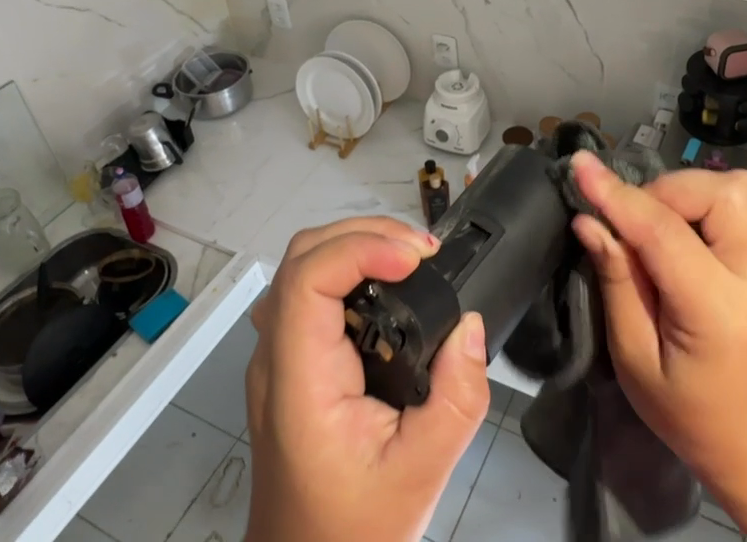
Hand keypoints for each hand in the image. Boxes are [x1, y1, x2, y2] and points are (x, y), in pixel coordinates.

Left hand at [244, 217, 490, 541]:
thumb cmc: (354, 530)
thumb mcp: (422, 473)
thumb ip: (456, 400)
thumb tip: (469, 326)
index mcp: (298, 382)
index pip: (307, 278)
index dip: (359, 247)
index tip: (416, 258)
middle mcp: (276, 358)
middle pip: (302, 256)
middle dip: (364, 234)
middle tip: (423, 252)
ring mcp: (277, 357)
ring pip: (303, 267)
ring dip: (356, 245)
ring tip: (413, 261)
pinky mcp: (291, 361)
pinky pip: (311, 292)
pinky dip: (351, 270)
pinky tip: (391, 285)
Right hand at [567, 152, 746, 483]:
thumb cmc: (684, 411)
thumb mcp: (634, 359)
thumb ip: (617, 283)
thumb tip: (589, 222)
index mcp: (718, 313)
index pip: (666, 234)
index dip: (618, 196)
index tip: (579, 167)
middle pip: (722, 193)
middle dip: (664, 190)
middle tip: (629, 221)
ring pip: (736, 188)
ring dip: (685, 191)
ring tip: (651, 224)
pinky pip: (739, 203)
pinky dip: (701, 200)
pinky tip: (676, 230)